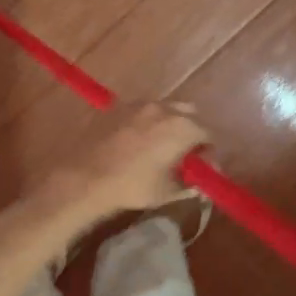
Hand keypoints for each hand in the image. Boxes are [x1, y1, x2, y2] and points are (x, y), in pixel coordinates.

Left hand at [67, 102, 208, 211]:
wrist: (86, 176)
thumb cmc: (133, 186)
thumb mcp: (169, 191)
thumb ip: (191, 183)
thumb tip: (200, 181)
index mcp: (182, 127)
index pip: (208, 134)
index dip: (208, 152)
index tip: (202, 167)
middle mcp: (163, 108)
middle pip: (189, 114)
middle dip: (192, 131)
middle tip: (184, 154)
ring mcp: (138, 104)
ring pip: (164, 109)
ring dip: (169, 124)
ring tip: (160, 147)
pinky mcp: (117, 106)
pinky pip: (141, 110)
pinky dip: (147, 121)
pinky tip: (137, 141)